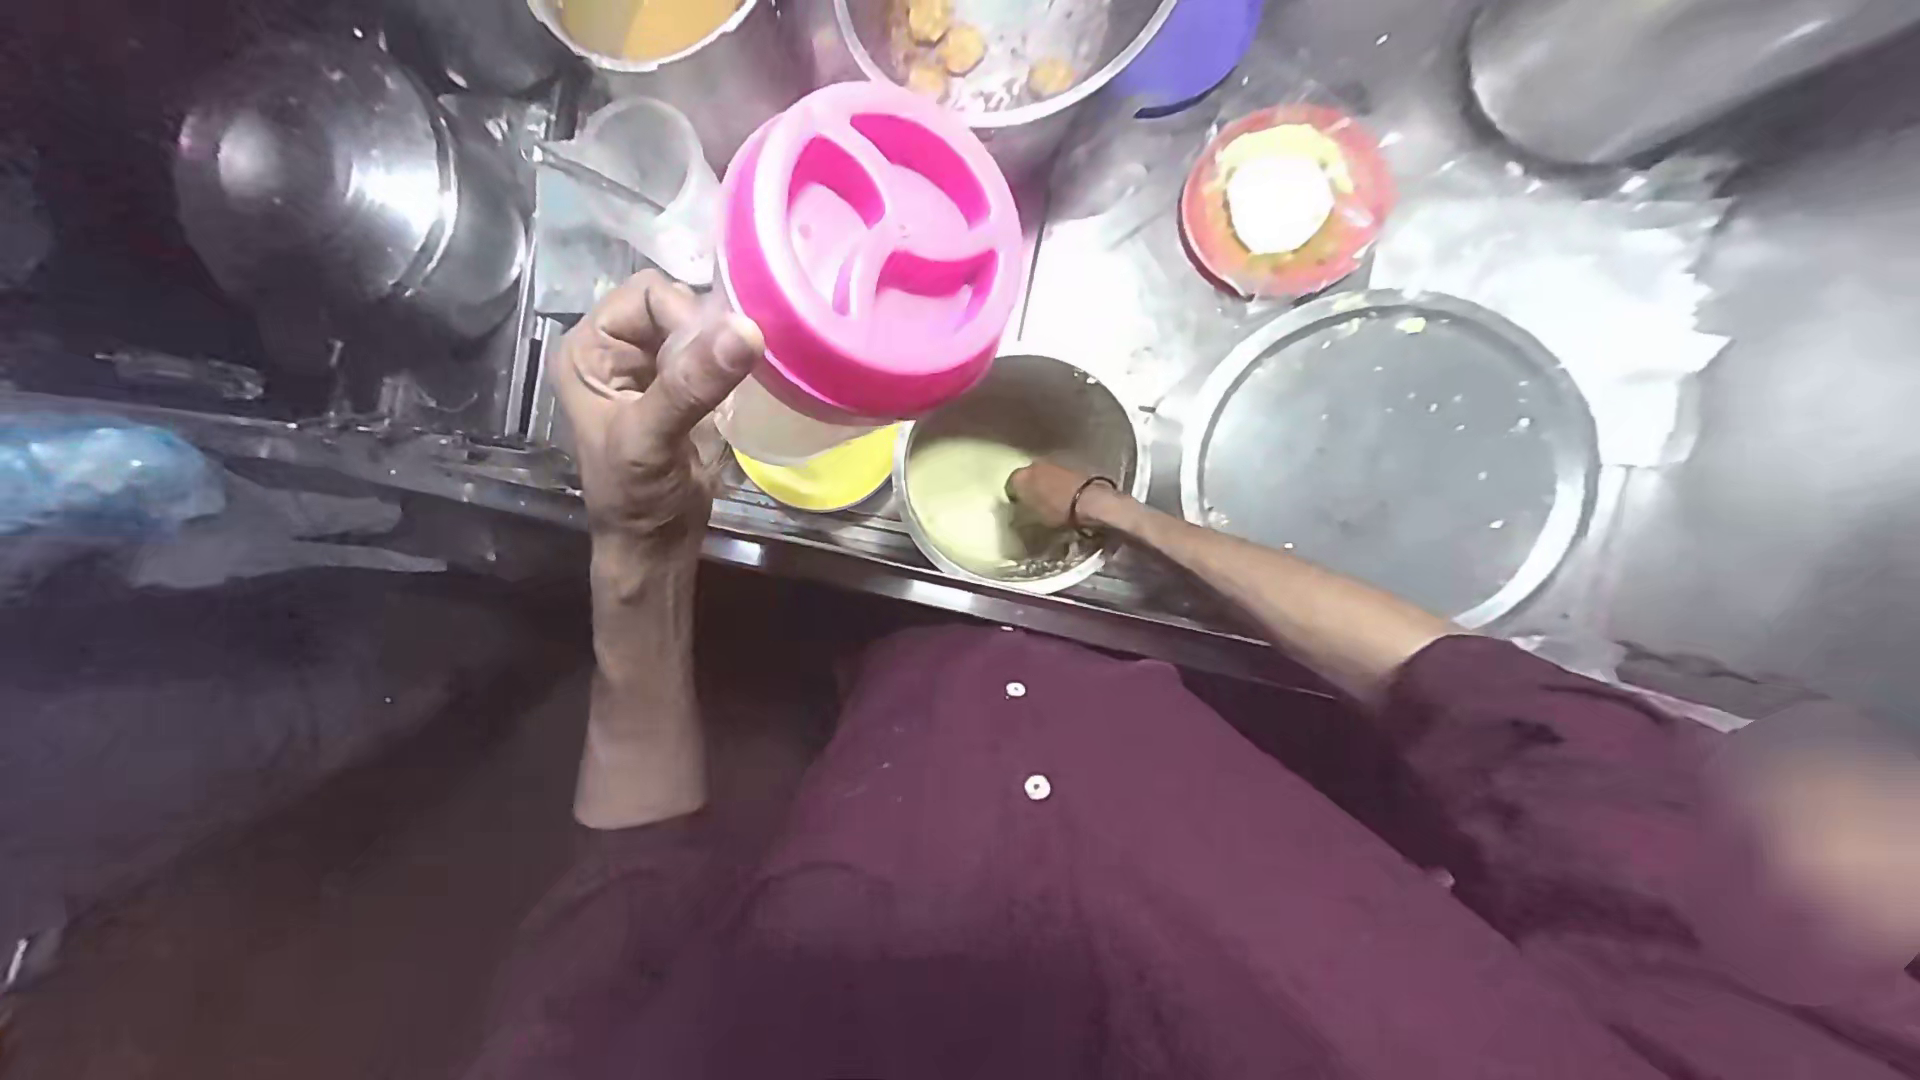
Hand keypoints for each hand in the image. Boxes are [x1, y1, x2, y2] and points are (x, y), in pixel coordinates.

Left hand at [553, 271, 763, 553]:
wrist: (656, 544)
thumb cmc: (636, 497)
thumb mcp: (652, 439)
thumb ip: (690, 386)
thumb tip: (745, 330)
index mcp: (589, 350)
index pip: (646, 295)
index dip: (685, 314)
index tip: (716, 353)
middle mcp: (619, 351)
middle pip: (675, 306)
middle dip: (709, 329)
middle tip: (736, 365)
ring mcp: (656, 372)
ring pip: (700, 331)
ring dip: (727, 347)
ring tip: (748, 373)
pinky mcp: (688, 393)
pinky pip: (716, 359)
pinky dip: (736, 366)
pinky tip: (750, 383)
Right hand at [1006, 460, 1109, 530]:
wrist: (1089, 501)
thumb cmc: (1055, 512)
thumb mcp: (1032, 522)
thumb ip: (1020, 518)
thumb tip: (1016, 518)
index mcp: (1018, 478)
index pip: (1009, 488)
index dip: (1014, 500)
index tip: (1020, 511)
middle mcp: (1032, 466)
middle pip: (1027, 479)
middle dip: (1030, 490)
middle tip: (1036, 507)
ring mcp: (1052, 464)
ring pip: (1043, 477)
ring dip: (1046, 487)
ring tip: (1053, 503)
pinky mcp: (1070, 466)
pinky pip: (1058, 478)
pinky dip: (1059, 486)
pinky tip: (1066, 498)